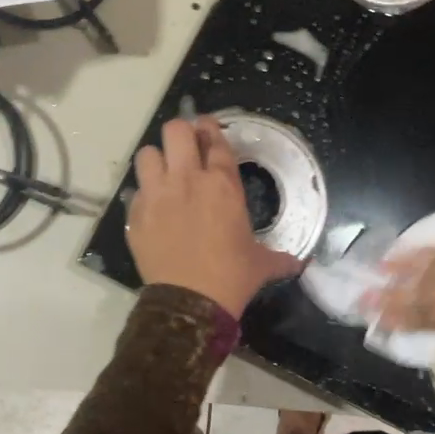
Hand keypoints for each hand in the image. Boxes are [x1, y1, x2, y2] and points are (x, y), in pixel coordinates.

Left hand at [126, 116, 302, 317]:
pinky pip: (135, 190)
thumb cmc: (232, 278)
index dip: (211, 130)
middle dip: (182, 134)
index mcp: (223, 186)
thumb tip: (300, 263)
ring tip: (164, 174)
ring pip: (148, 153)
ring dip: (157, 159)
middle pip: (176, 130)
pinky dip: (143, 195)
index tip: (208, 131)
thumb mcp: (261, 264)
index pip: (215, 141)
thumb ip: (280, 258)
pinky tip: (152, 208)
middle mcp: (188, 180)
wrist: (190, 303)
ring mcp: (157, 195)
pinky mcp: (135, 214)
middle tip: (187, 148)